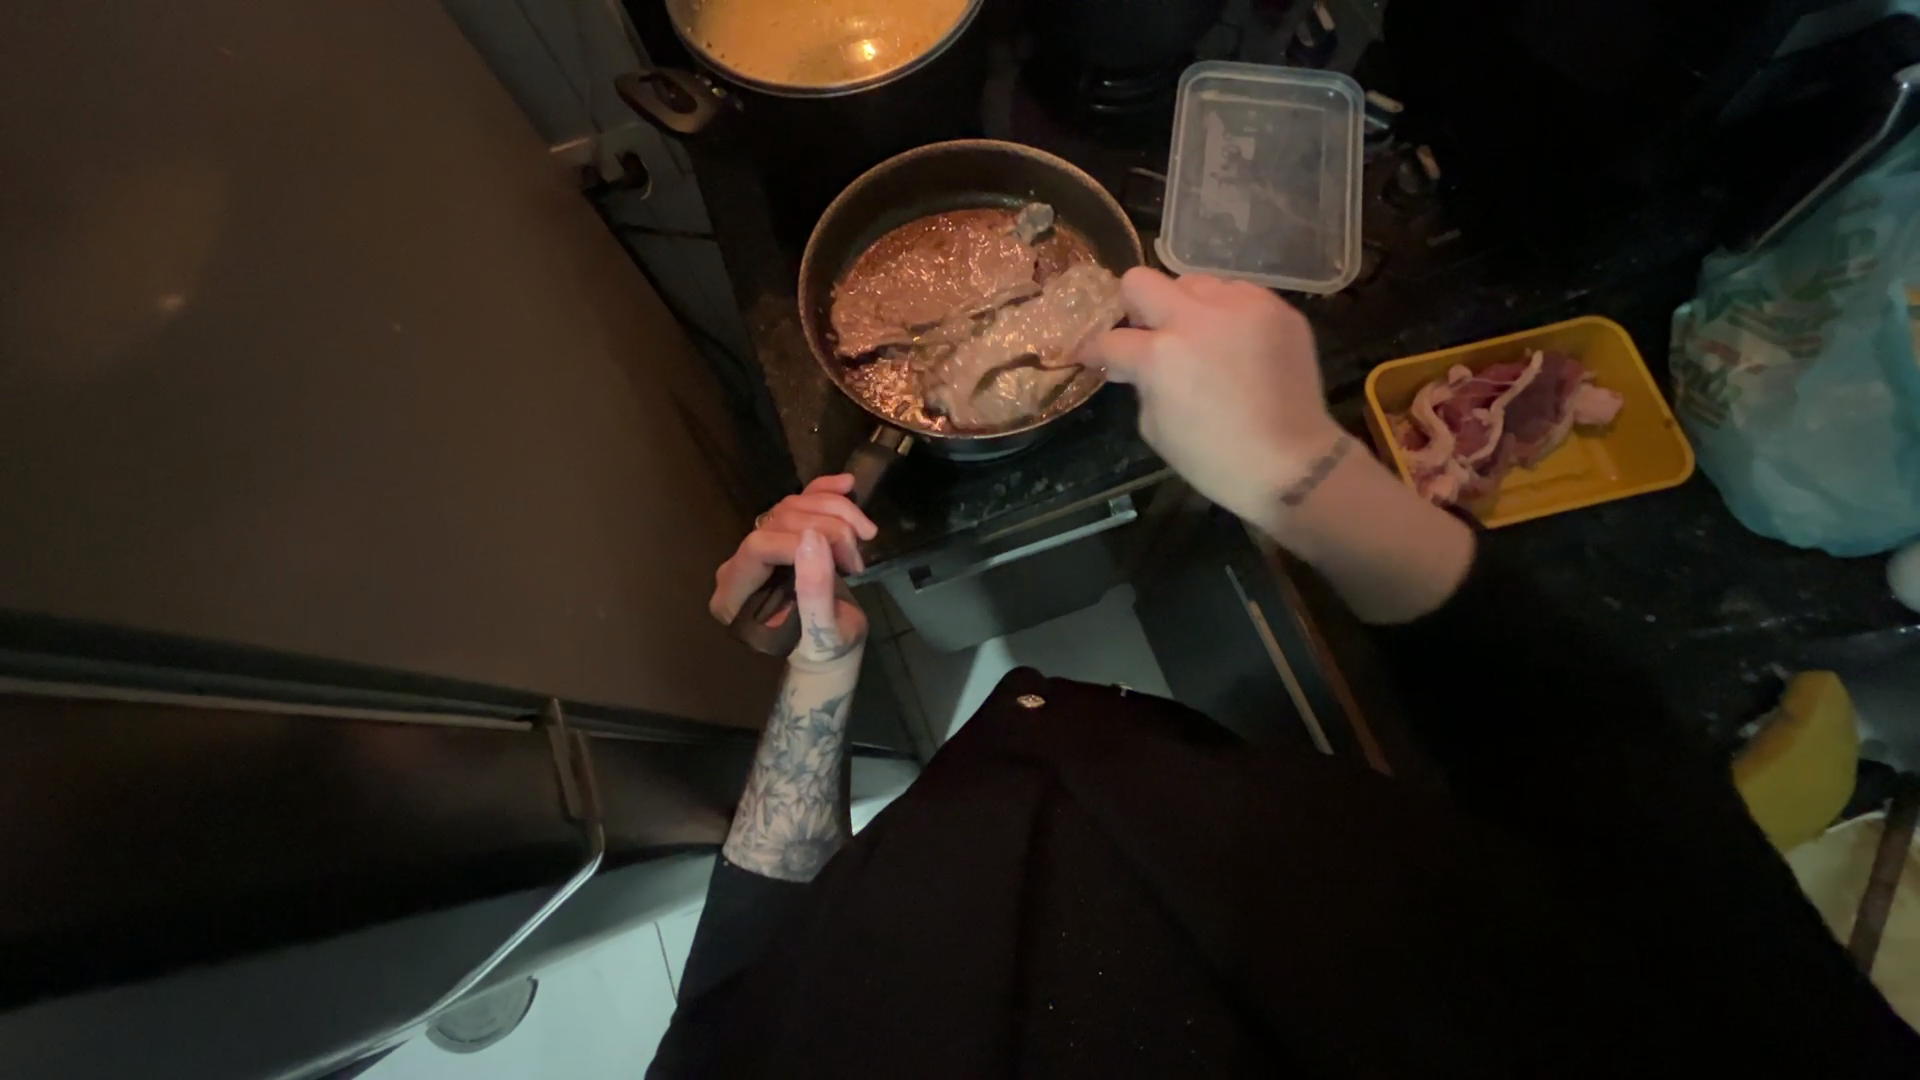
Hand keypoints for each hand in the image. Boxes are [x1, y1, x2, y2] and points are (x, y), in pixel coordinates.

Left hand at [711, 474, 871, 662]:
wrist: (833, 648)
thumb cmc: (824, 649)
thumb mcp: (824, 632)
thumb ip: (814, 591)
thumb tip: (813, 539)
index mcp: (734, 596)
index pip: (757, 548)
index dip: (798, 541)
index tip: (838, 557)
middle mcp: (740, 565)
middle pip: (779, 521)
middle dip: (829, 529)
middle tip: (856, 560)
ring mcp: (762, 546)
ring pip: (794, 505)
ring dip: (837, 513)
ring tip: (864, 540)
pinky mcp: (786, 534)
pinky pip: (802, 501)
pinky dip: (826, 491)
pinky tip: (848, 485)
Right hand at [1083, 268, 1343, 524]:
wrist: (1289, 462)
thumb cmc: (1212, 458)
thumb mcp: (1154, 428)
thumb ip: (1141, 383)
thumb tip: (1136, 364)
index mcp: (1159, 355)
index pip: (1110, 340)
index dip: (1093, 350)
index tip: (1090, 355)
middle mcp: (1196, 318)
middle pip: (1141, 281)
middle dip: (1132, 306)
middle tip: (1143, 332)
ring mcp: (1240, 307)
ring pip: (1193, 281)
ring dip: (1183, 306)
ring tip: (1196, 337)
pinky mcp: (1276, 308)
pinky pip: (1236, 293)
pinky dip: (1224, 313)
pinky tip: (1232, 343)